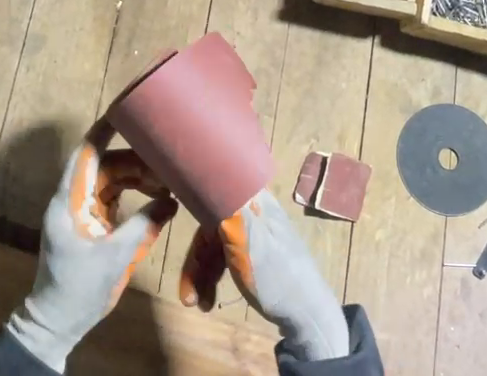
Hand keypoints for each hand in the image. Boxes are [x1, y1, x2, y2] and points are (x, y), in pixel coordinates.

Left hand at [5, 125, 177, 371]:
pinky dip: (137, 194)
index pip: (85, 153)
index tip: (126, 110)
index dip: (104, 130)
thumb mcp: (114, 257)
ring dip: (139, 177)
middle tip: (167, 161)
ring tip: (167, 179)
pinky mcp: (93, 223)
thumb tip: (171, 200)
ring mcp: (84, 210)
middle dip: (137, 160)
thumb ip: (143, 226)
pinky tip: (160, 197)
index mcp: (69, 200)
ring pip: (114, 180)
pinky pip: (117, 197)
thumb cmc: (79, 287)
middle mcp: (75, 199)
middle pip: (107, 165)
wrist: (59, 322)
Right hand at [178, 189, 350, 361]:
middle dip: (197, 262)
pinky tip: (207, 300)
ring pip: (217, 247)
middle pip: (212, 228)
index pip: (213, 199)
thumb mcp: (250, 243)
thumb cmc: (276, 277)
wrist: (309, 313)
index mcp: (255, 202)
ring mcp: (257, 234)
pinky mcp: (258, 254)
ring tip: (194, 304)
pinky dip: (213, 278)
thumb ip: (231, 210)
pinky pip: (226, 259)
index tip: (178, 236)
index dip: (195, 218)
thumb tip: (213, 172)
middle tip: (187, 297)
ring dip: (202, 275)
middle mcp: (255, 212)